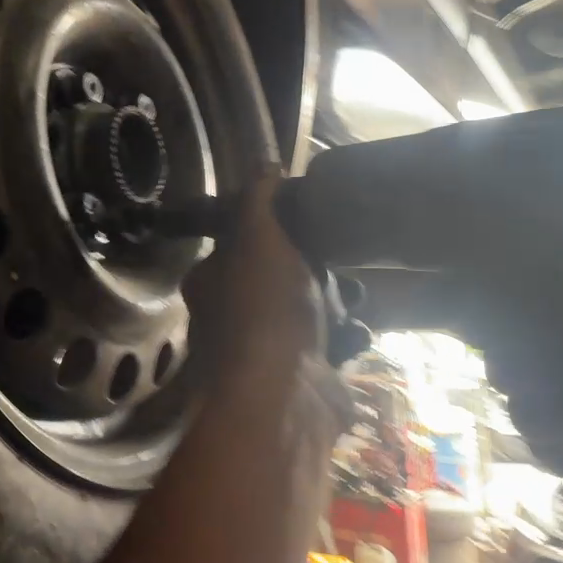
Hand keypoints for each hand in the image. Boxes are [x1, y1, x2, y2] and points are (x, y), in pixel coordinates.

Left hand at [184, 175, 347, 431]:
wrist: (288, 397)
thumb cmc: (265, 310)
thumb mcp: (258, 239)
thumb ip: (259, 201)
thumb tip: (265, 165)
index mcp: (210, 281)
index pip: (243, 241)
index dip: (277, 229)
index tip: (310, 221)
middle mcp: (232, 313)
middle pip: (284, 274)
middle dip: (317, 270)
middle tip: (335, 267)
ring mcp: (268, 347)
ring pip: (313, 307)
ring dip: (338, 303)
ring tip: (348, 304)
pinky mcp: (305, 374)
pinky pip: (333, 342)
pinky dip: (346, 337)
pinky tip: (352, 337)